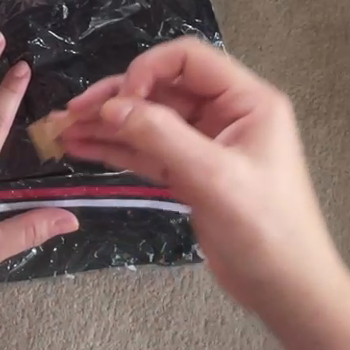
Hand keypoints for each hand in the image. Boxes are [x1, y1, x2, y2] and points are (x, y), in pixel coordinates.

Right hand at [55, 38, 349, 321]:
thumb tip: (110, 107)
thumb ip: (160, 136)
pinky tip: (81, 147)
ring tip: (63, 129)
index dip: (147, 69)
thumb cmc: (265, 229)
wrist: (286, 291)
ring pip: (147, 119)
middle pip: (160, 88)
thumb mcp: (213, 177)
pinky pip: (145, 149)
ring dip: (107, 123)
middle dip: (115, 98)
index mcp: (245, 101)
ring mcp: (204, 143)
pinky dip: (115, 148)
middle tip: (72, 112)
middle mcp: (224, 114)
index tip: (118, 100)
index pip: (188, 59)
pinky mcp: (188, 172)